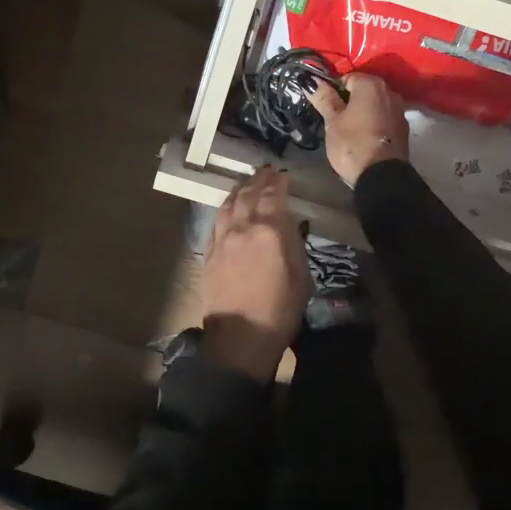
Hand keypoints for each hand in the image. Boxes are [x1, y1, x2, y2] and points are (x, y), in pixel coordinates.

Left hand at [199, 166, 309, 380]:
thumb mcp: (301, 278)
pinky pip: (217, 222)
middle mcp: (242, 229)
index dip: (278, 183)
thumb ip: (294, 245)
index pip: (273, 197)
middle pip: (248, 196)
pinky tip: (229, 208)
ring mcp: (222, 241)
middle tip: (264, 170)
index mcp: (269, 232)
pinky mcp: (209, 255)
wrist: (239, 339)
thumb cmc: (278, 312)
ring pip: (229, 206)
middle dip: (258, 181)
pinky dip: (226, 208)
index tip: (282, 173)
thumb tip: (289, 224)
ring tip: (246, 182)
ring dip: (239, 190)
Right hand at [309, 73, 408, 187]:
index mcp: (370, 84)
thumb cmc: (352, 144)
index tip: (326, 108)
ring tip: (350, 131)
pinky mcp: (404, 128)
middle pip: (364, 90)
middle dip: (349, 101)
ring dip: (363, 112)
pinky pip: (384, 119)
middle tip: (335, 120)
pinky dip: (375, 123)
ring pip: (375, 105)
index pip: (347, 78)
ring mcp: (399, 110)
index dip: (333, 91)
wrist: (382, 176)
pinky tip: (365, 138)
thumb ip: (324, 98)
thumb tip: (309, 79)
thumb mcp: (332, 122)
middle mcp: (389, 91)